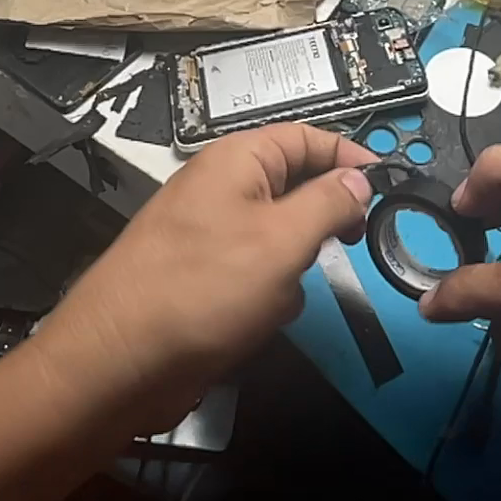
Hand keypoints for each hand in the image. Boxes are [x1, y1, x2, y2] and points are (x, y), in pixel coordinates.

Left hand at [26, 123, 375, 434]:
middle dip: (321, 218)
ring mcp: (210, 231)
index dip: (348, 154)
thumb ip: (329, 202)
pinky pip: (256, 269)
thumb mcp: (282, 240)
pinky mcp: (203, 274)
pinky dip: (267, 290)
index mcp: (237, 158)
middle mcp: (222, 186)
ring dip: (294, 262)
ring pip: (280, 233)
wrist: (117, 363)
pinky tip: (257, 317)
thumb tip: (359, 177)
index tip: (383, 183)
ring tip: (281, 291)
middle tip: (347, 240)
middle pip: (295, 184)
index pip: (306, 137)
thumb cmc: (201, 289)